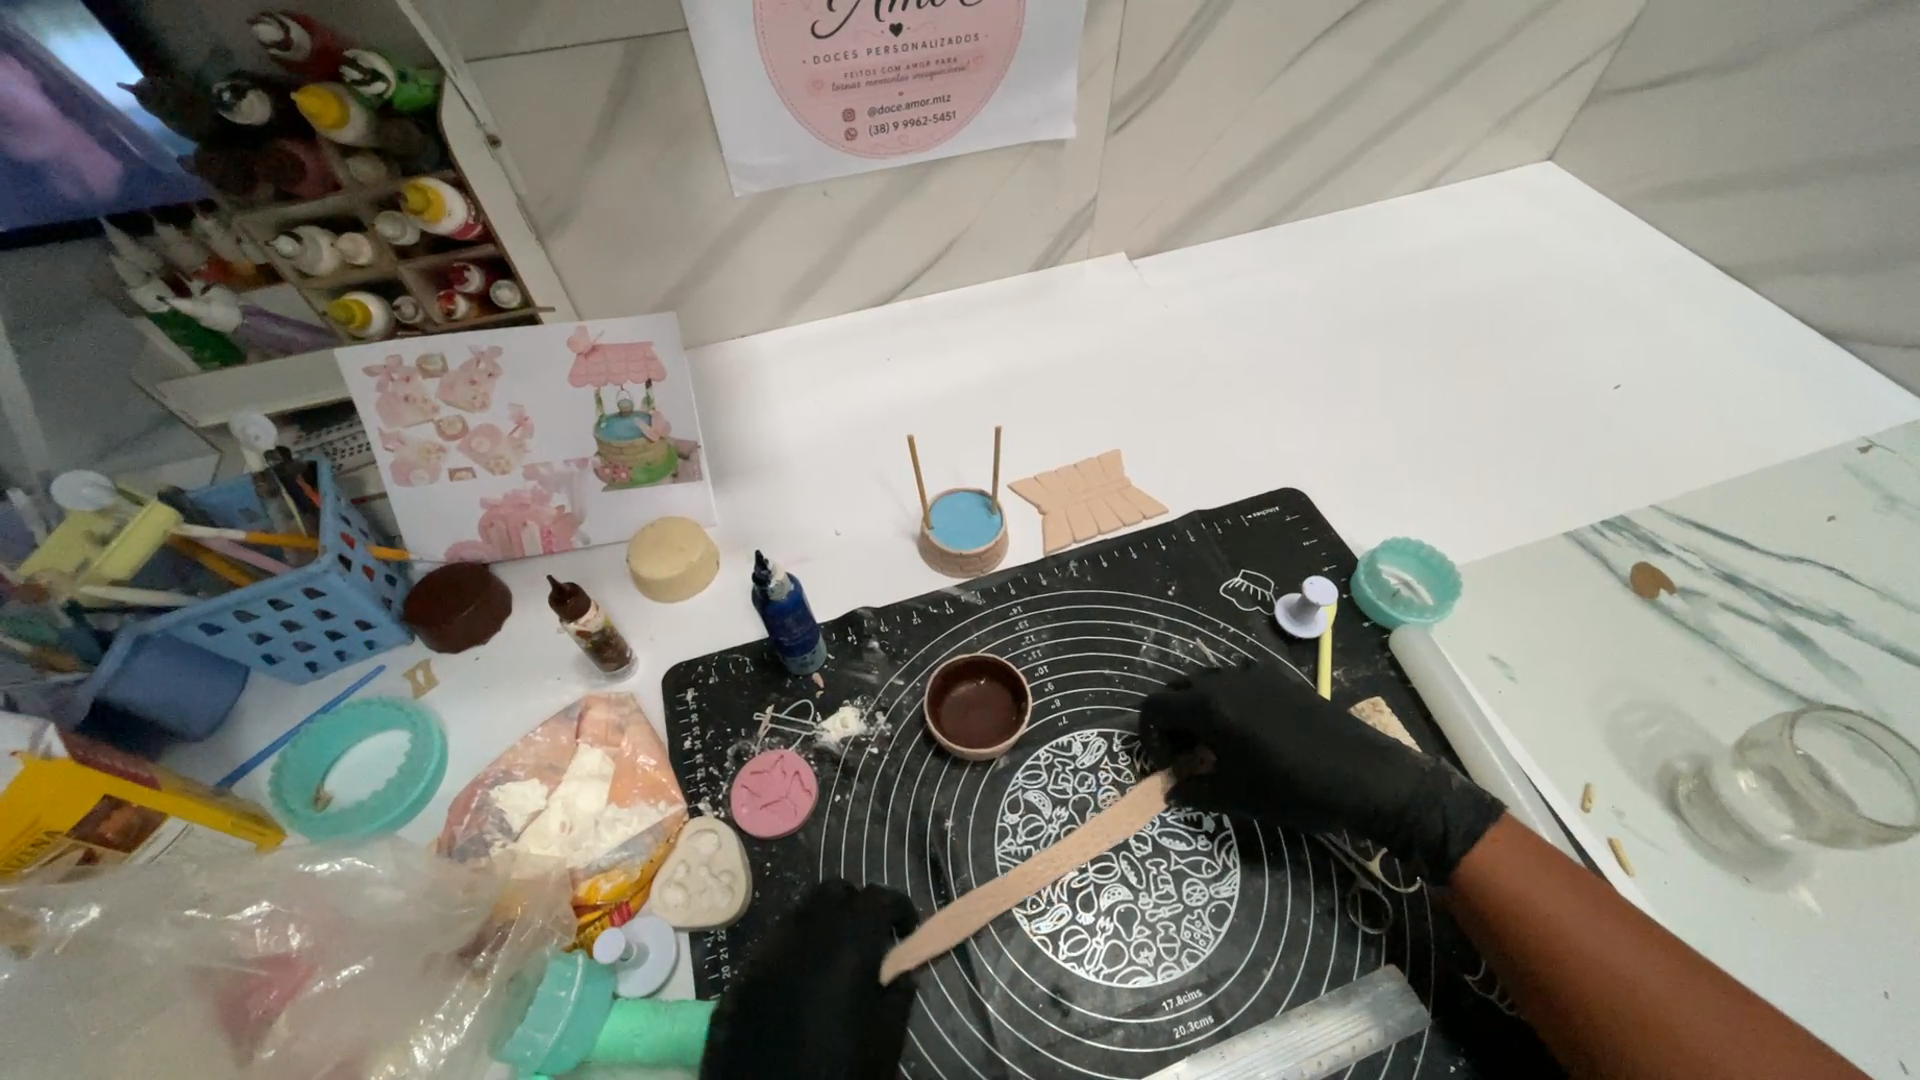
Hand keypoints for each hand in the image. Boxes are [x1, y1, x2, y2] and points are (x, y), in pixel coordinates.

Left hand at [702, 881, 918, 1079]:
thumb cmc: (837, 1071)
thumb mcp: (884, 1041)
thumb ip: (898, 996)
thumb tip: (902, 973)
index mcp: (849, 941)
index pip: (878, 897)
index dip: (897, 907)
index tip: (906, 929)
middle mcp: (809, 931)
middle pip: (835, 891)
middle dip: (855, 904)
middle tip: (868, 935)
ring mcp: (771, 948)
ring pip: (802, 912)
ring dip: (823, 922)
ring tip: (834, 956)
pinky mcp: (745, 971)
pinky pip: (776, 941)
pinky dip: (795, 947)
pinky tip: (802, 980)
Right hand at [1139, 663, 1503, 881]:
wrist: (1366, 775)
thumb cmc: (1294, 789)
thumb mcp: (1236, 797)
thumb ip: (1194, 791)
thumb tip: (1171, 792)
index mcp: (1207, 706)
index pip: (1154, 707)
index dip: (1148, 736)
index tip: (1166, 765)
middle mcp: (1224, 681)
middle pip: (1177, 689)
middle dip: (1172, 721)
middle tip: (1186, 756)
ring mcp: (1254, 674)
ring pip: (1206, 683)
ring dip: (1198, 709)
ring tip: (1215, 745)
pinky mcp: (1279, 678)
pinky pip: (1235, 682)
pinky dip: (1225, 702)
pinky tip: (1247, 733)